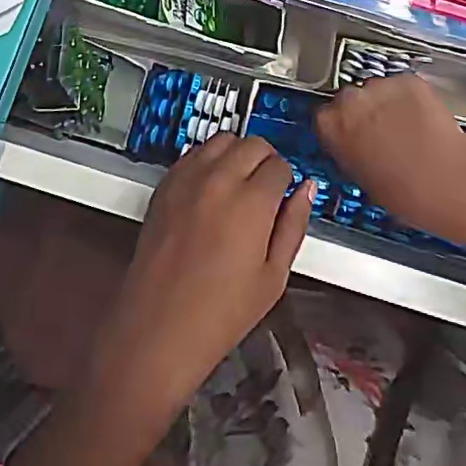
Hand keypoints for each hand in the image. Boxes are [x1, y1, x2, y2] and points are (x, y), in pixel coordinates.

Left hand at [87, 135, 314, 413]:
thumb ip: (294, 225)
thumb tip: (306, 192)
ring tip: (240, 185)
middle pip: (253, 143)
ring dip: (237, 154)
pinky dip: (208, 161)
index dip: (287, 180)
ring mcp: (187, 180)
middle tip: (267, 188)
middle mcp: (218, 180)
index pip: (280, 165)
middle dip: (266, 161)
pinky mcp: (165, 186)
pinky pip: (193, 154)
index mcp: (251, 202)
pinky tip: (212, 189)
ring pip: (222, 140)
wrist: (159, 325)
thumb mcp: (273, 276)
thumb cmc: (218, 313)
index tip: (284, 196)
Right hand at [316, 75, 465, 238]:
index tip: (351, 132)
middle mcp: (350, 99)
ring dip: (387, 103)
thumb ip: (346, 150)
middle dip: (363, 111)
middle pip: (350, 98)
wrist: (448, 182)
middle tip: (381, 133)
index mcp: (329, 125)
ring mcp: (381, 86)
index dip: (341, 126)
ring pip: (378, 89)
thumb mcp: (358, 176)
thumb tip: (351, 143)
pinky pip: (404, 85)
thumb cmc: (405, 191)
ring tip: (405, 128)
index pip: (325, 115)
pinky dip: (411, 98)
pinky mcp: (410, 80)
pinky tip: (421, 119)